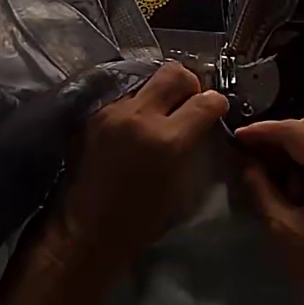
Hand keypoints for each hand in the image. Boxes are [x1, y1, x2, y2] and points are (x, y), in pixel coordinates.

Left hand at [36, 62, 229, 295]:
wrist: (87, 231)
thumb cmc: (141, 220)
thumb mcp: (182, 185)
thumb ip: (193, 145)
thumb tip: (202, 122)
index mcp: (168, 140)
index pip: (205, 101)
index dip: (216, 103)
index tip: (215, 109)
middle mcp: (140, 117)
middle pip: (174, 73)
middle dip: (189, 84)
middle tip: (189, 102)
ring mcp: (112, 112)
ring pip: (147, 82)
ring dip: (159, 95)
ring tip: (159, 118)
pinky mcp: (94, 116)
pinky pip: (125, 98)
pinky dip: (137, 107)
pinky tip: (135, 128)